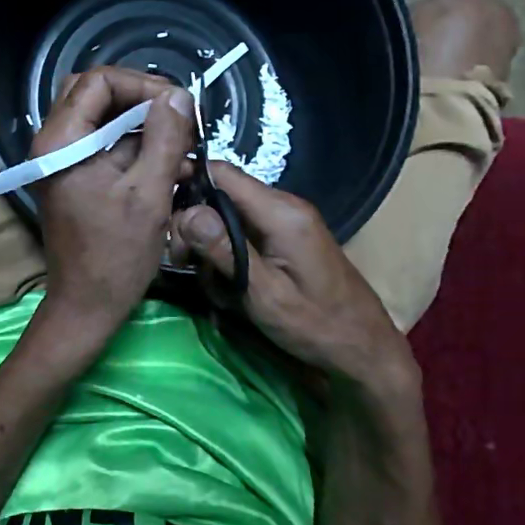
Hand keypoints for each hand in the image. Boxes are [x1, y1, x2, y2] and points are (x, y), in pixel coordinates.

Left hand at [29, 67, 194, 335]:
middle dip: (142, 101)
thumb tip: (178, 96)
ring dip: (144, 128)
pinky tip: (174, 167)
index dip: (142, 84)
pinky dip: (138, 150)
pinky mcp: (75, 177)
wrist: (86, 305)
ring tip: (185, 148)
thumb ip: (164, 138)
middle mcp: (53, 144)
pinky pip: (106, 147)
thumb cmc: (115, 254)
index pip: (98, 81)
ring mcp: (62, 161)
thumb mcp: (149, 193)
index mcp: (60, 142)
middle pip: (96, 94)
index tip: (179, 107)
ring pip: (103, 120)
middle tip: (179, 119)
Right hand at [170, 163, 414, 393]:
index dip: (186, 182)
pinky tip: (231, 289)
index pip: (222, 173)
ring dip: (211, 249)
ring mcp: (284, 223)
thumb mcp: (264, 294)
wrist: (364, 351)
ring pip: (227, 218)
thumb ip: (225, 251)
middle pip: (220, 195)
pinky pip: (242, 235)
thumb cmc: (316, 326)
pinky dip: (228, 258)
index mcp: (281, 212)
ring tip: (216, 287)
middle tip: (184, 265)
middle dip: (195, 227)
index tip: (161, 215)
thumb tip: (187, 213)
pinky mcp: (284, 240)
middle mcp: (283, 207)